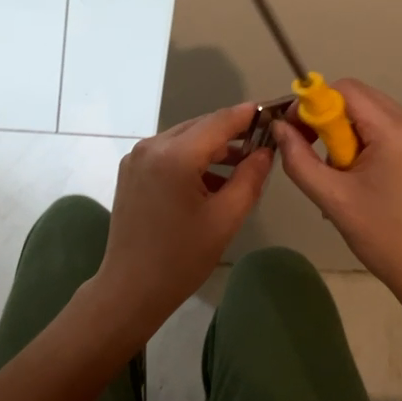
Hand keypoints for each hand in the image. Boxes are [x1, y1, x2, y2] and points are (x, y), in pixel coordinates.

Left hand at [93, 103, 273, 329]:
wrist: (130, 287)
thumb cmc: (181, 258)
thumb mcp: (224, 219)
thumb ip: (249, 179)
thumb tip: (265, 152)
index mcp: (174, 155)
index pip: (218, 122)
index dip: (246, 116)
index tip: (271, 113)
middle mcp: (152, 146)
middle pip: (199, 127)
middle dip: (230, 133)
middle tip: (263, 142)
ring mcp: (137, 156)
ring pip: (184, 139)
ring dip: (211, 148)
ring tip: (243, 165)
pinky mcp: (131, 170)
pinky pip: (168, 153)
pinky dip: (191, 159)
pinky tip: (212, 181)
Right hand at [273, 79, 401, 313]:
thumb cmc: (386, 240)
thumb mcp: (332, 199)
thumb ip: (298, 159)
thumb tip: (279, 129)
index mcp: (396, 132)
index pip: (345, 89)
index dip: (312, 104)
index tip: (294, 131)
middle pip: (358, 98)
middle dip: (328, 119)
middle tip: (312, 152)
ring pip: (371, 114)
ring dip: (345, 133)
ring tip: (339, 175)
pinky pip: (386, 130)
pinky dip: (365, 142)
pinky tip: (360, 179)